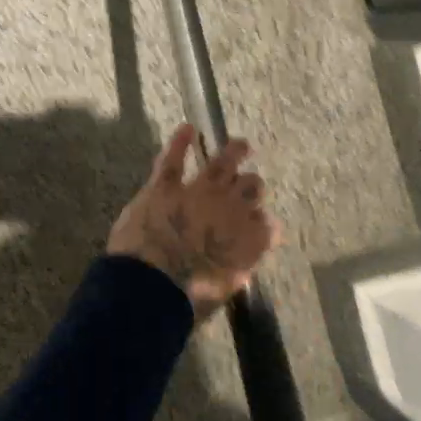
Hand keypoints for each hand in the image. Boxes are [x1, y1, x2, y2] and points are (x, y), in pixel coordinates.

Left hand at [106, 124, 280, 319]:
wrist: (154, 280)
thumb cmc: (189, 294)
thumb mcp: (223, 289)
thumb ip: (235, 272)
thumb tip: (241, 269)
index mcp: (247, 241)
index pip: (266, 226)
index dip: (263, 222)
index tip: (260, 222)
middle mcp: (230, 211)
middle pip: (250, 188)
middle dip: (252, 185)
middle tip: (252, 181)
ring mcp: (198, 193)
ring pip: (221, 164)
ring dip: (232, 152)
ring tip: (241, 144)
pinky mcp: (165, 186)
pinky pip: (174, 158)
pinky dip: (180, 141)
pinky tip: (187, 127)